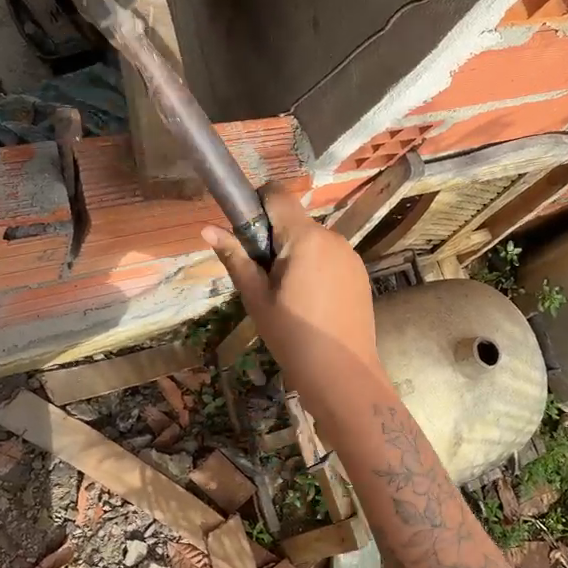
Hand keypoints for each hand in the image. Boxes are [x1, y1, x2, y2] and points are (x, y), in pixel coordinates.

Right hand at [202, 184, 378, 392]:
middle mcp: (333, 237)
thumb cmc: (292, 336)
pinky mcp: (360, 272)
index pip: (277, 195)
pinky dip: (315, 267)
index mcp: (305, 238)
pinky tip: (310, 302)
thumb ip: (236, 259)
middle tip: (262, 277)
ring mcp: (350, 254)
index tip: (246, 233)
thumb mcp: (256, 298)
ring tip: (286, 295)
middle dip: (274, 238)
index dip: (257, 204)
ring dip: (295, 254)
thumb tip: (207, 229)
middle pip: (295, 220)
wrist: (343, 373)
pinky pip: (330, 257)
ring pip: (313, 240)